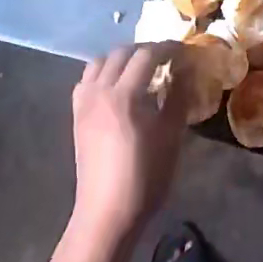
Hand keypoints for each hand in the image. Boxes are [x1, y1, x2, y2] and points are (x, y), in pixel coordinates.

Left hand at [69, 44, 187, 245]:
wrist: (107, 212)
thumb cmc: (145, 176)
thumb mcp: (171, 135)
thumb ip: (178, 96)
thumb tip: (186, 69)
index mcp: (125, 94)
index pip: (147, 55)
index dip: (168, 48)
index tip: (185, 51)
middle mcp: (100, 91)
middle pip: (121, 53)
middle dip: (146, 50)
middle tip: (167, 59)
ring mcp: (84, 102)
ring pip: (100, 62)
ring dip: (122, 58)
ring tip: (141, 70)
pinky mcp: (76, 116)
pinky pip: (87, 80)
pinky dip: (104, 73)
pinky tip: (118, 88)